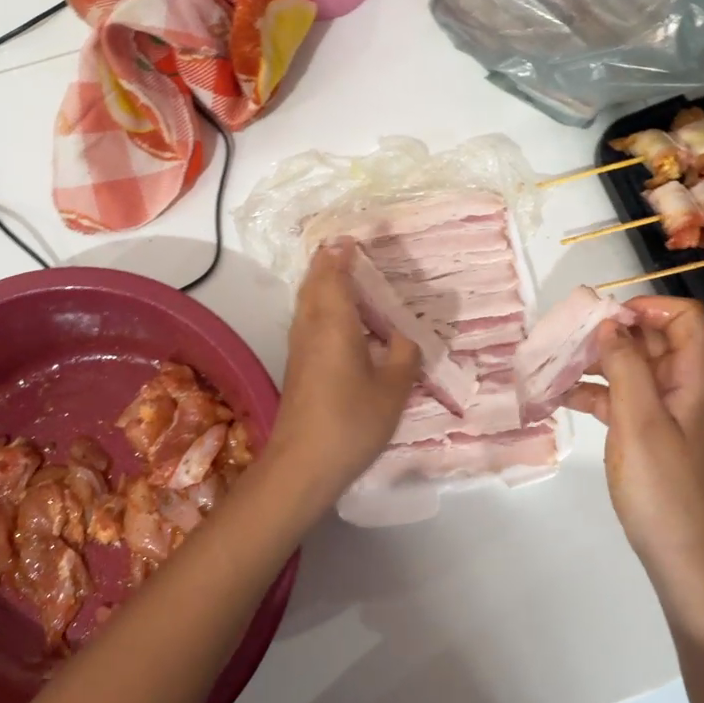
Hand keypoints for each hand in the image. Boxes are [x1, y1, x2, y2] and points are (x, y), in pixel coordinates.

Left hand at [267, 240, 420, 494]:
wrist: (302, 463)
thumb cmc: (351, 422)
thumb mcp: (393, 390)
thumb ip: (404, 357)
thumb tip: (406, 336)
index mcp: (334, 323)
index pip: (334, 276)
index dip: (342, 255)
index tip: (352, 239)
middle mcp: (310, 327)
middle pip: (314, 285)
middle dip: (327, 264)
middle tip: (345, 250)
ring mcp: (299, 348)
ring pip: (306, 303)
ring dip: (320, 285)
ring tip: (342, 277)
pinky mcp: (297, 368)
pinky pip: (307, 321)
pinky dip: (319, 307)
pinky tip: (338, 321)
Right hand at [562, 296, 703, 602]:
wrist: (679, 553)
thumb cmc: (662, 486)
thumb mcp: (639, 420)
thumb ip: (625, 366)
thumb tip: (608, 324)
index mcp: (695, 378)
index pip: (684, 317)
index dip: (647, 307)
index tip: (604, 319)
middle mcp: (685, 387)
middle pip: (654, 339)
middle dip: (611, 333)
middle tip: (567, 339)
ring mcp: (667, 411)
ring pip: (633, 367)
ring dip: (596, 362)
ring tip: (554, 365)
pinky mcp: (649, 432)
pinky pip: (622, 397)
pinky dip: (594, 392)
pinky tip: (560, 397)